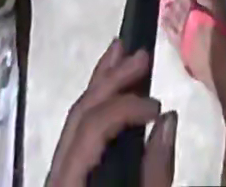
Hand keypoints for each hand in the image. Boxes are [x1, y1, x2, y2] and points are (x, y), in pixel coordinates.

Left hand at [44, 40, 176, 186]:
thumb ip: (155, 172)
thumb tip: (169, 118)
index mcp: (68, 178)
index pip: (93, 124)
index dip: (125, 107)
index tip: (158, 107)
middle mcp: (56, 167)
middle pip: (81, 111)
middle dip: (112, 79)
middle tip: (141, 55)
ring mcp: (59, 168)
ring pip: (77, 115)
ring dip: (102, 81)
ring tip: (122, 50)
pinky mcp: (69, 170)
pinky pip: (79, 128)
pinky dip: (98, 103)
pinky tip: (112, 88)